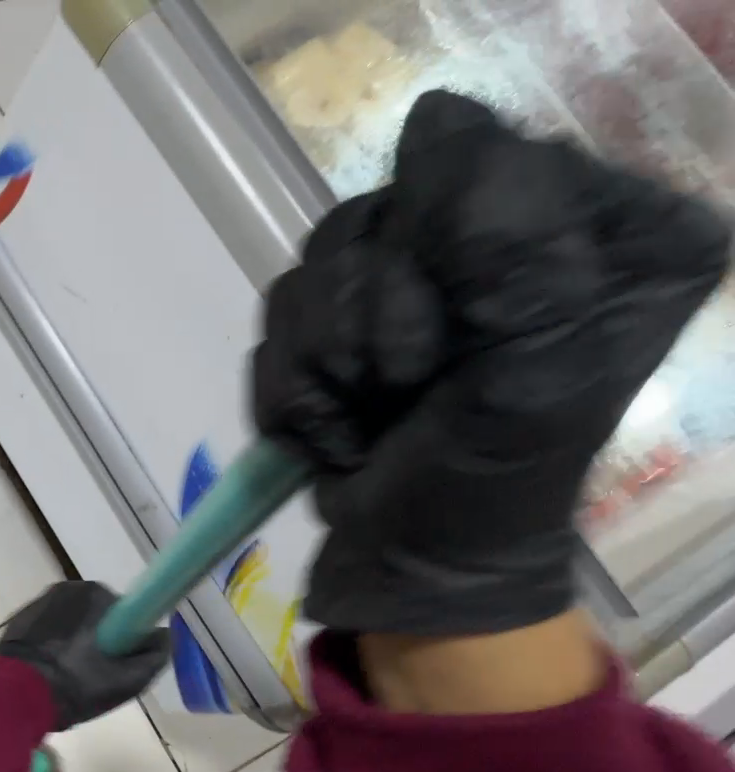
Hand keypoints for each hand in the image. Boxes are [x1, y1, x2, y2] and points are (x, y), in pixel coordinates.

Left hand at [0, 582, 170, 729]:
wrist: (14, 693)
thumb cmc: (76, 684)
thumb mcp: (128, 680)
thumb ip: (154, 655)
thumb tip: (163, 635)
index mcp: (96, 594)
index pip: (124, 613)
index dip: (126, 637)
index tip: (118, 660)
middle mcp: (68, 588)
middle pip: (98, 615)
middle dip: (100, 639)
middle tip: (94, 673)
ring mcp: (39, 601)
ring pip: (72, 621)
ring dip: (75, 640)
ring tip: (68, 673)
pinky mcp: (20, 616)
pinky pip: (48, 626)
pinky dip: (52, 642)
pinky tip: (48, 667)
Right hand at [253, 90, 729, 636]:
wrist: (404, 559)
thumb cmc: (485, 482)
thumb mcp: (525, 368)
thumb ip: (504, 238)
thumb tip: (435, 114)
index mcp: (594, 234)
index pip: (471, 172)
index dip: (424, 260)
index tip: (434, 356)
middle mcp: (500, 244)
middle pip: (373, 219)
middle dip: (357, 325)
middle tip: (392, 392)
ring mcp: (413, 287)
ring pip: (311, 272)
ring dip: (316, 365)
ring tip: (357, 421)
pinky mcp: (346, 326)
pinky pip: (275, 322)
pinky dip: (289, 387)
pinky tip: (328, 426)